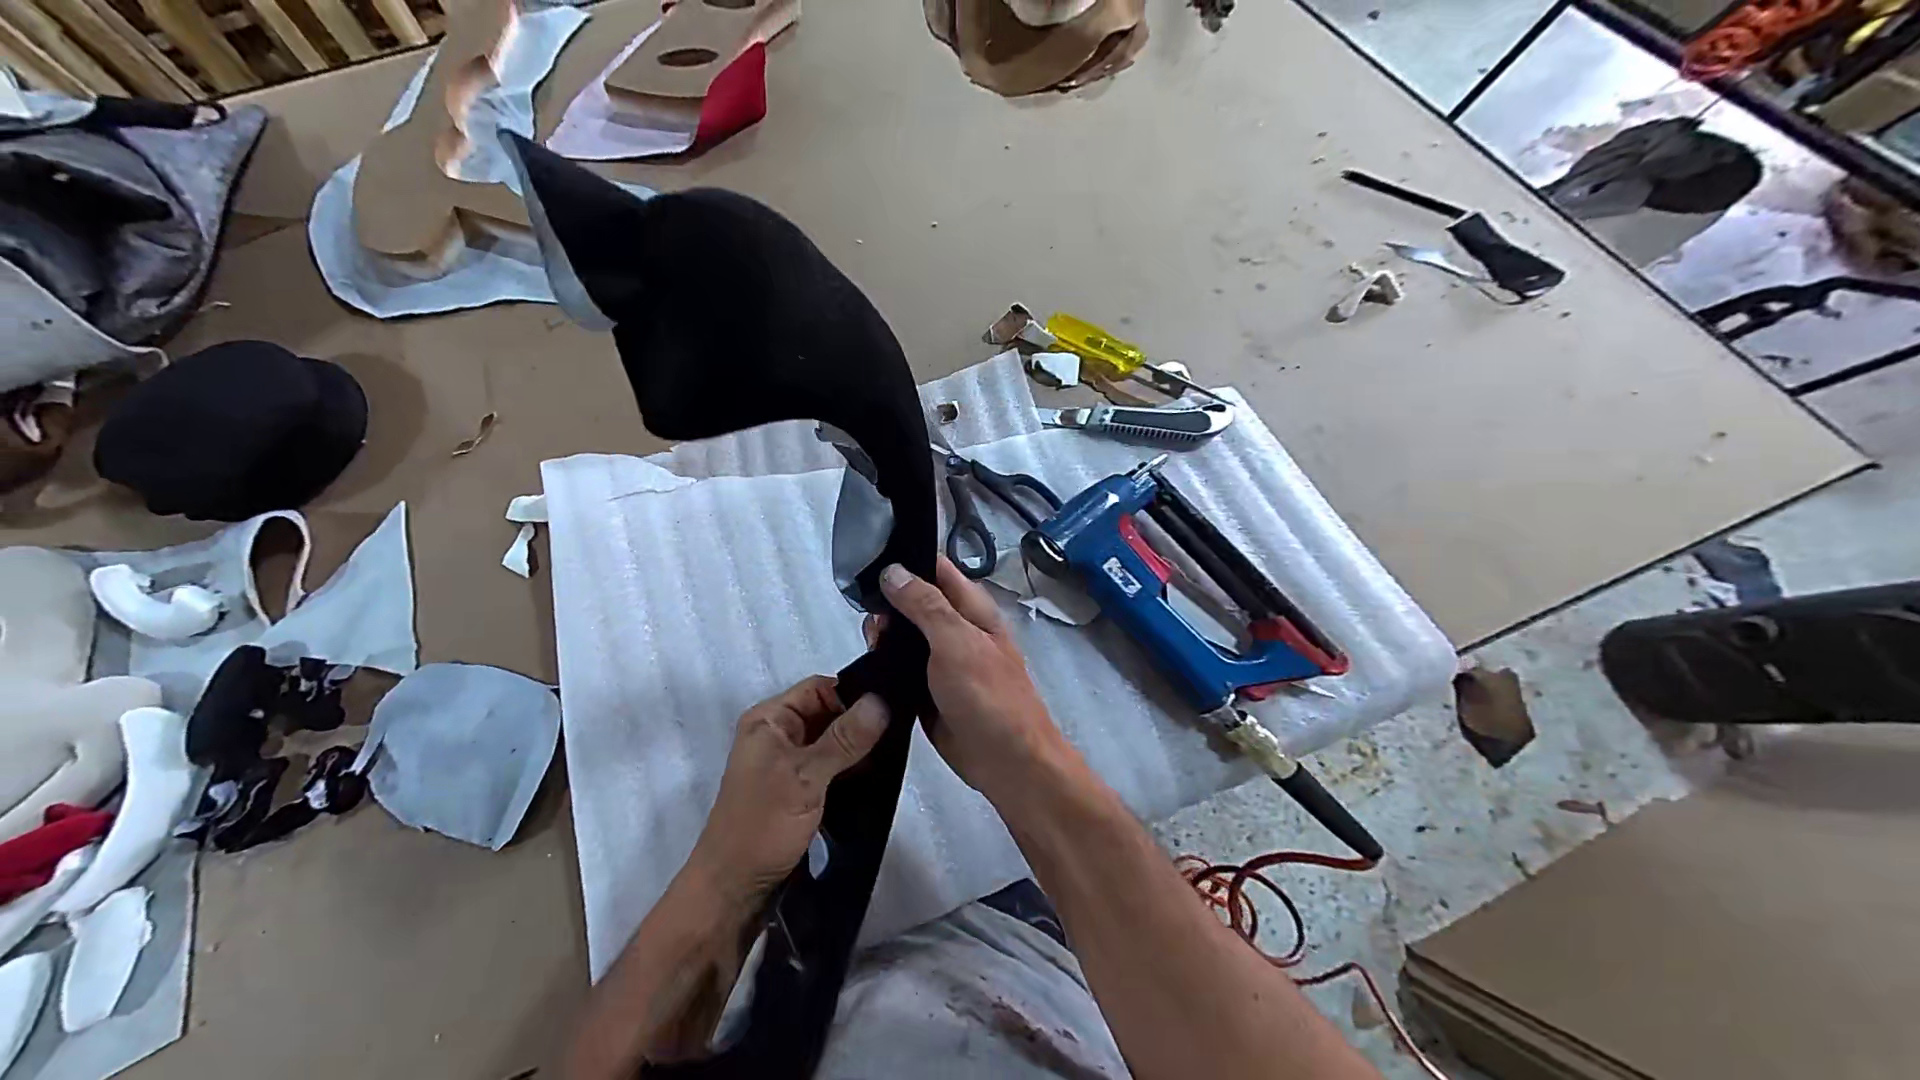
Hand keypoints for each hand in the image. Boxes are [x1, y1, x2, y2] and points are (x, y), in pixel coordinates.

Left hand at [687, 677, 889, 904]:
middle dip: (860, 722)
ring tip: (895, 751)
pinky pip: (832, 767)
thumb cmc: (763, 825)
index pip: (820, 688)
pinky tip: (878, 775)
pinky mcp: (800, 791)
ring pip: (833, 742)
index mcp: (769, 720)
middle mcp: (778, 736)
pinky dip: (852, 769)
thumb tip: (881, 701)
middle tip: (901, 730)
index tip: (891, 706)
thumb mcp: (806, 777)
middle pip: (828, 713)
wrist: (734, 891)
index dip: (853, 694)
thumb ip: (845, 738)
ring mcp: (789, 765)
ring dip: (859, 748)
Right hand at [871, 558, 1086, 808]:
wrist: (1006, 762)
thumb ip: (925, 605)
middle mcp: (957, 630)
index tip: (870, 557)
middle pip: (916, 603)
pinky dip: (884, 666)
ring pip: (905, 638)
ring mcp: (941, 663)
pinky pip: (901, 670)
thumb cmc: (988, 695)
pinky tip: (865, 664)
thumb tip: (893, 571)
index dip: (908, 561)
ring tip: (865, 639)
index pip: (938, 570)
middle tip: (864, 610)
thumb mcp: (957, 641)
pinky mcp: (927, 691)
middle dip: (889, 602)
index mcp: (973, 610)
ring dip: (884, 635)